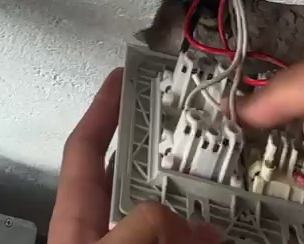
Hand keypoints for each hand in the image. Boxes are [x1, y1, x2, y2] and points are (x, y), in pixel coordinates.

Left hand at [51, 69, 223, 243]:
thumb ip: (144, 224)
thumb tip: (195, 225)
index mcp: (77, 213)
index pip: (85, 144)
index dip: (103, 107)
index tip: (122, 76)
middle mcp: (101, 228)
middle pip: (132, 176)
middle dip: (162, 153)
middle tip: (193, 130)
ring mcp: (126, 243)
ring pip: (163, 213)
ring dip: (192, 201)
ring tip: (224, 190)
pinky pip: (179, 239)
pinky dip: (201, 233)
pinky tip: (227, 232)